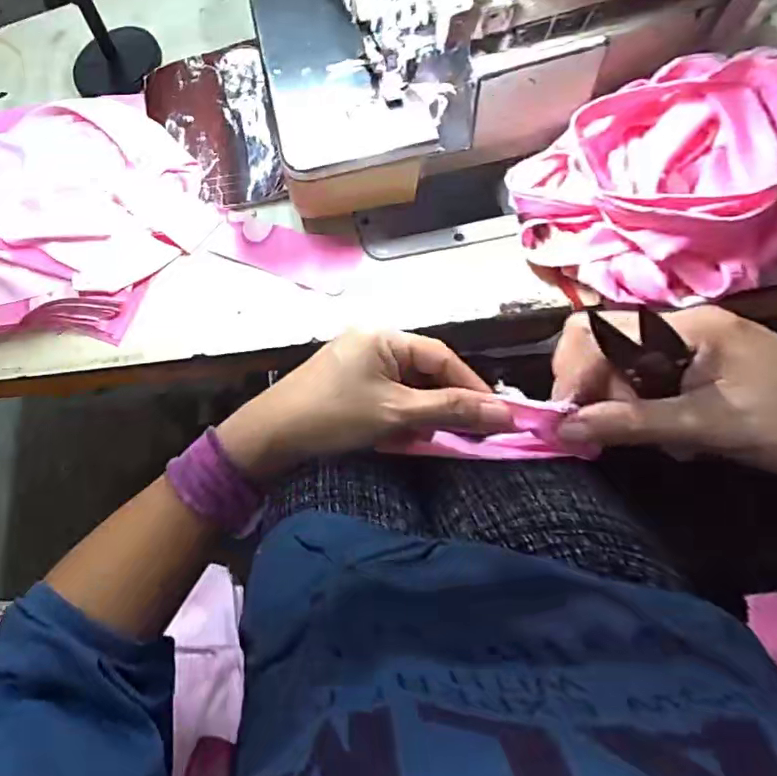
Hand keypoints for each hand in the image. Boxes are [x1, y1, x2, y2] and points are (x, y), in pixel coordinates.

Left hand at [218, 331, 517, 480]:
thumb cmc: (334, 416)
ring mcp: (356, 362)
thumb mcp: (396, 413)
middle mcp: (370, 342)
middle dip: (446, 402)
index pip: (441, 355)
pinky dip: (401, 415)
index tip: (498, 417)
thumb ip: (451, 410)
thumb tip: (505, 413)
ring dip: (423, 413)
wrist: (271, 434)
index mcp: (382, 337)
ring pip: (407, 386)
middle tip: (468, 434)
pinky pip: (387, 395)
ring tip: (432, 438)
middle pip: (425, 370)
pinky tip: (404, 437)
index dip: (472, 386)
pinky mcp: (346, 383)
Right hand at [551, 306, 776, 496]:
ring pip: (626, 373)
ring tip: (661, 445)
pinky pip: (653, 388)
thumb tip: (562, 427)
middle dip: (597, 393)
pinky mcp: (707, 376)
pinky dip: (651, 416)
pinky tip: (681, 442)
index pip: (595, 330)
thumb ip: (634, 423)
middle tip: (603, 437)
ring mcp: (696, 352)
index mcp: (686, 325)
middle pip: (605, 350)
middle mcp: (683, 329)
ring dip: (626, 410)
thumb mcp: (715, 427)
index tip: (566, 416)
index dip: (571, 370)